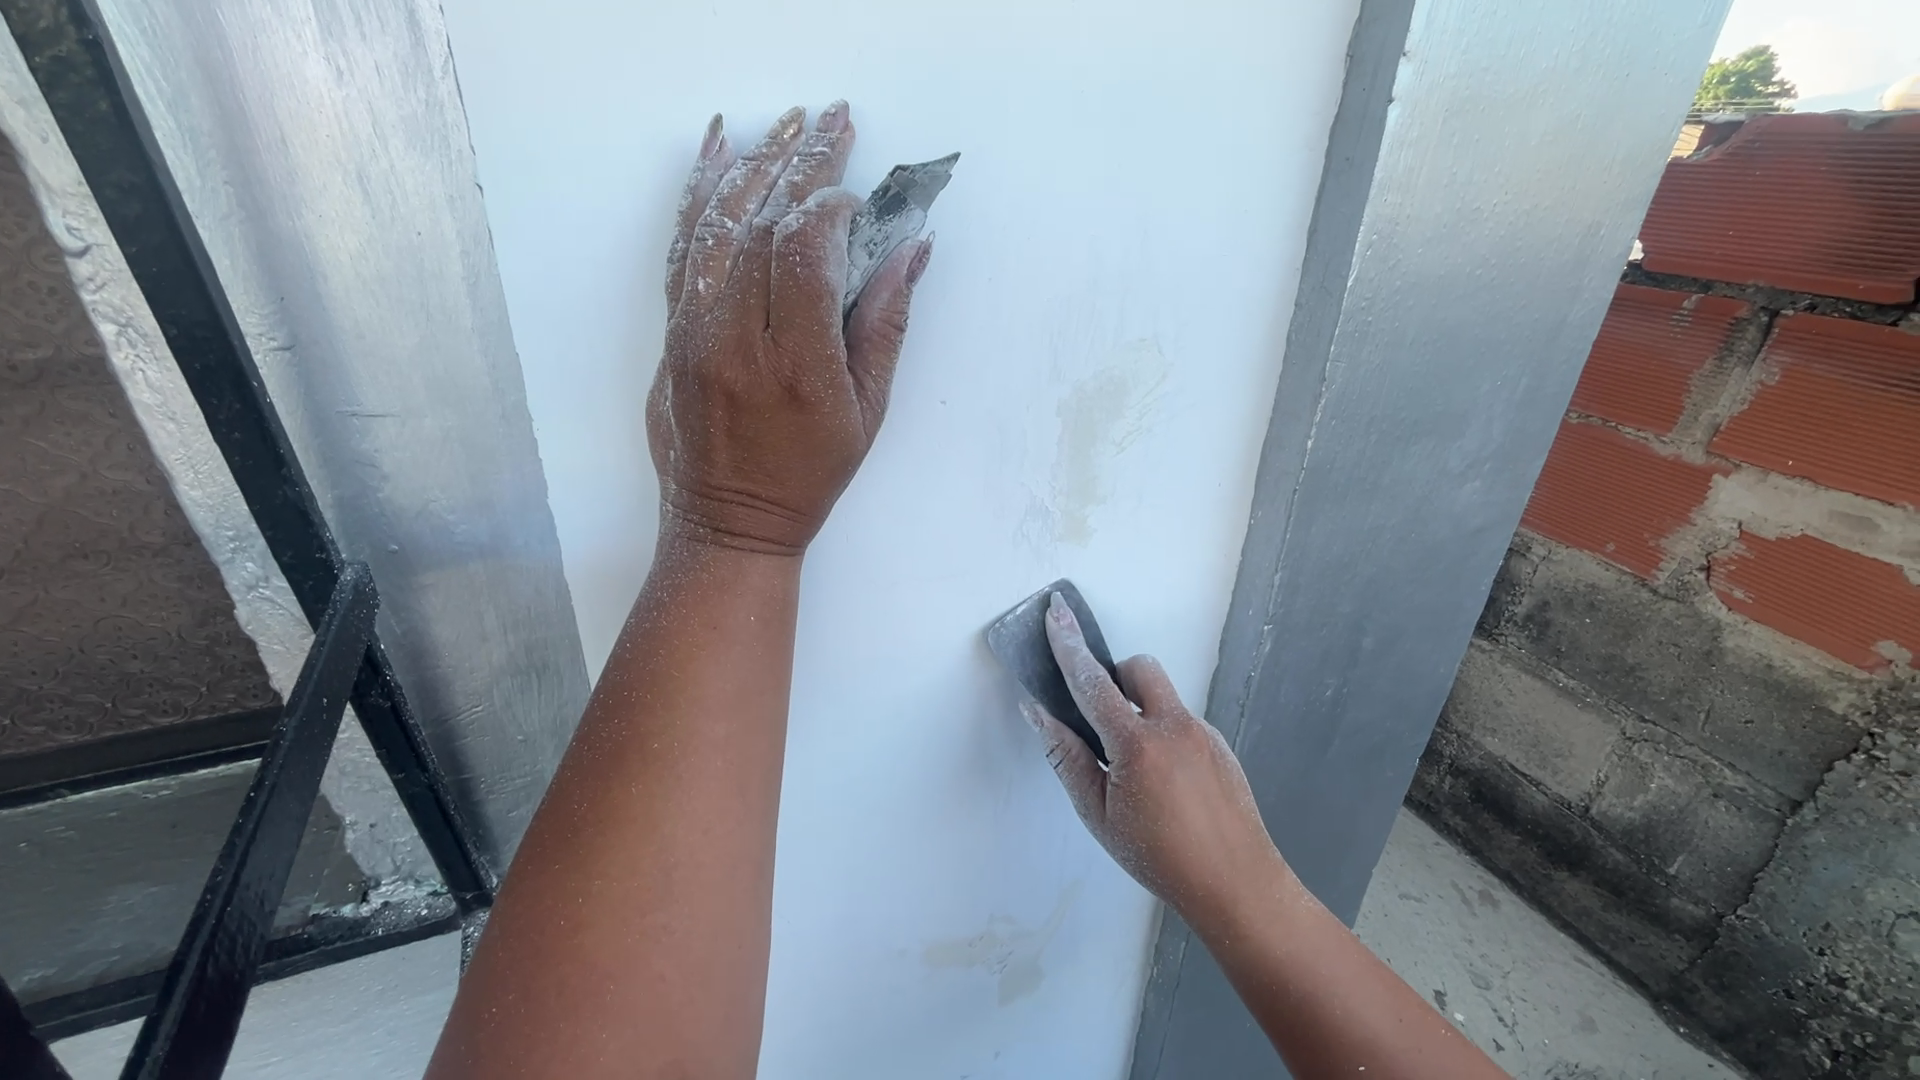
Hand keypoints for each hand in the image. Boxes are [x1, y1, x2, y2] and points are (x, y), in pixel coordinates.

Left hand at [649, 103, 934, 555]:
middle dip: (799, 162)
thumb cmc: (809, 474)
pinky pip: (682, 251)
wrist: (730, 517)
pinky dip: (699, 197)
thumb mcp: (868, 411)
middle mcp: (737, 340)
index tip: (854, 192)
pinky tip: (716, 156)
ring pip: (715, 226)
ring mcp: (695, 334)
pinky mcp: (672, 334)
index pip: (805, 252)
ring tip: (784, 124)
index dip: (831, 205)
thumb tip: (911, 251)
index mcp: (797, 364)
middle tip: (830, 119)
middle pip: (760, 224)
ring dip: (752, 165)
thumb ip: (885, 326)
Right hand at [1025, 593, 1295, 931]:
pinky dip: (1165, 735)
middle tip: (1104, 716)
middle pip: (1141, 668)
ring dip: (1142, 712)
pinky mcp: (1222, 746)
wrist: (1238, 885)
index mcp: (1137, 745)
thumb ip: (1067, 757)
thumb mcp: (1098, 813)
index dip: (1069, 645)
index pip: (1092, 682)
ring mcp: (1204, 734)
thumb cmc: (1159, 857)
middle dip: (1117, 676)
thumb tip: (1039, 713)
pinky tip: (1167, 784)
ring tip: (1137, 770)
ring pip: (1164, 699)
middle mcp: (1175, 727)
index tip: (1057, 612)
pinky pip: (1184, 723)